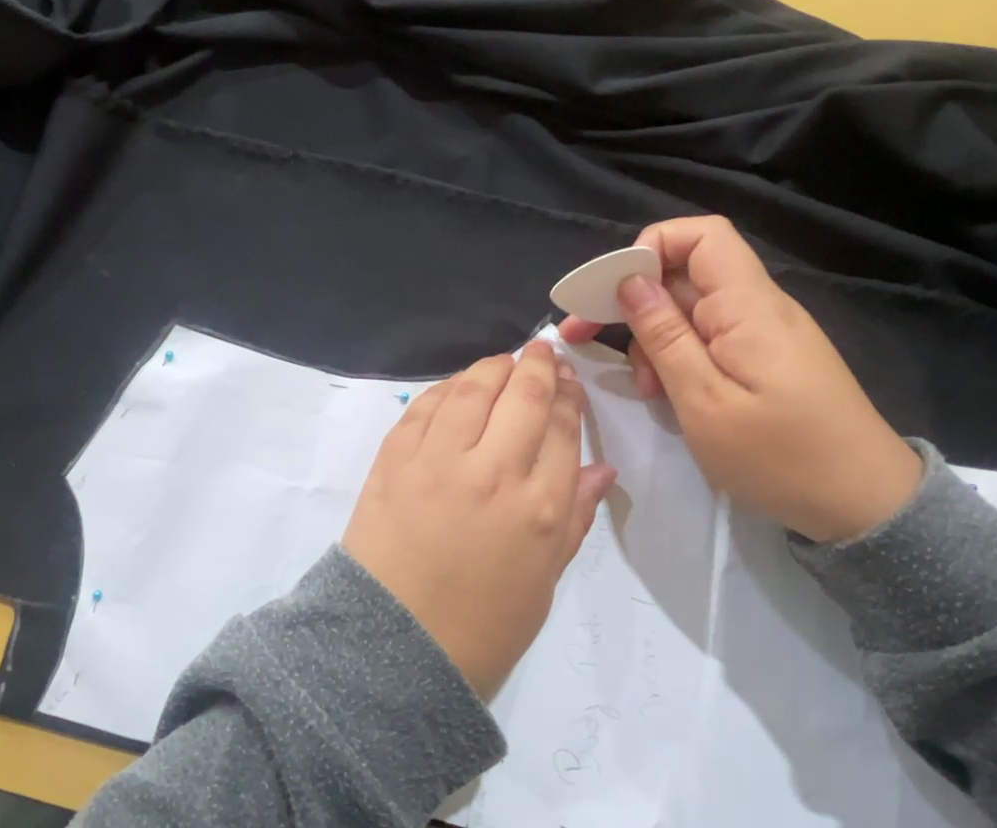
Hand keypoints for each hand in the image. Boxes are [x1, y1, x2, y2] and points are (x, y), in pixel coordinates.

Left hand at [342, 341, 616, 697]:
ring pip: (473, 388)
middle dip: (537, 365)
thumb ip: (575, 517)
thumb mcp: (545, 580)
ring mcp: (438, 458)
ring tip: (503, 362)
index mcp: (540, 506)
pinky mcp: (395, 456)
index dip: (567, 394)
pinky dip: (448, 387)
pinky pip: (426, 404)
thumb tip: (602, 468)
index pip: (561, 427)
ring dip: (493, 367)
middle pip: (522, 396)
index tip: (568, 378)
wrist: (395, 644)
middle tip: (541, 352)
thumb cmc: (482, 626)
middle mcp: (493, 469)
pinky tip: (458, 387)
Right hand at [560, 216, 919, 542]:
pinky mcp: (765, 360)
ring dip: (653, 338)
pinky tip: (667, 394)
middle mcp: (757, 307)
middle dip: (632, 299)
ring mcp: (763, 335)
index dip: (651, 247)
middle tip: (583, 336)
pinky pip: (709, 339)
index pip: (701, 236)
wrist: (865, 506)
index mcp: (748, 306)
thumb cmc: (781, 457)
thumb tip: (631, 280)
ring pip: (691, 310)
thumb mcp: (704, 401)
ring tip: (643, 387)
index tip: (613, 291)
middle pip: (686, 274)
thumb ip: (664, 336)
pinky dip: (677, 358)